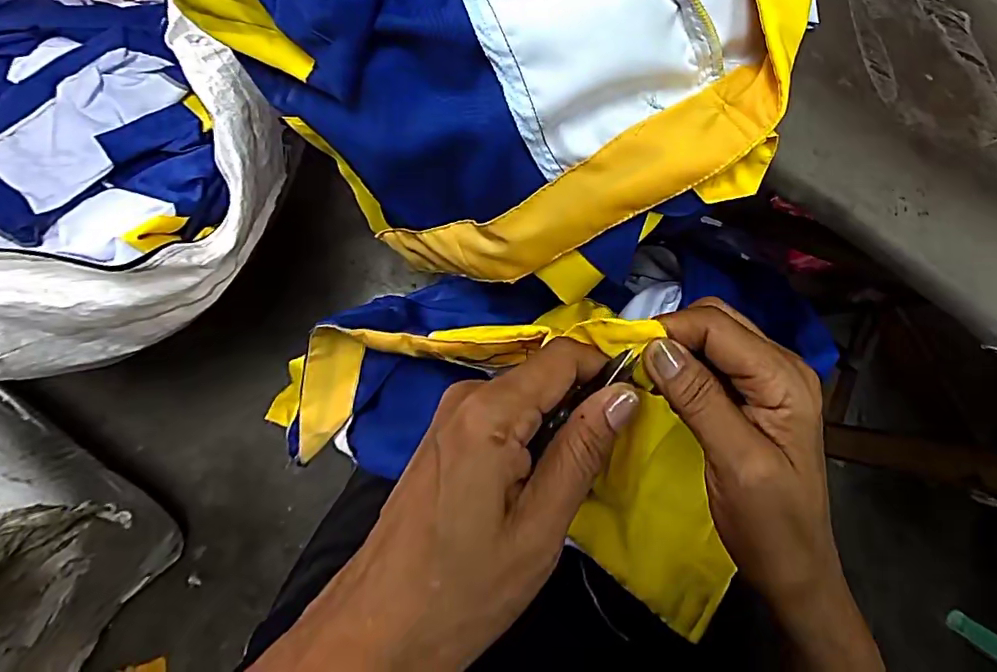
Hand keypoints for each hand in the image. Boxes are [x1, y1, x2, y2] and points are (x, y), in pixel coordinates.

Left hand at [252, 339, 639, 670]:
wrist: (364, 644)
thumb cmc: (457, 595)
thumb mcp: (539, 529)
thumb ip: (584, 450)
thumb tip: (626, 393)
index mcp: (489, 413)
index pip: (567, 354)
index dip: (607, 370)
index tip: (632, 404)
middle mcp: (466, 398)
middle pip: (548, 370)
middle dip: (585, 398)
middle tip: (604, 449)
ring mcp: (451, 416)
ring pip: (530, 390)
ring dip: (560, 417)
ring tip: (570, 470)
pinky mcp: (445, 435)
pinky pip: (506, 409)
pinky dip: (533, 429)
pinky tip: (535, 477)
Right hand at [646, 300, 882, 670]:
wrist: (799, 569)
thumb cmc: (772, 524)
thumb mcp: (735, 462)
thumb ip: (699, 398)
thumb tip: (656, 347)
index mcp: (784, 376)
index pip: (720, 326)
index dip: (672, 328)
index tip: (626, 346)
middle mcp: (783, 365)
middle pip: (721, 323)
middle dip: (675, 332)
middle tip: (630, 357)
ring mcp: (774, 378)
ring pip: (719, 338)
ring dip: (680, 347)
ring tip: (641, 368)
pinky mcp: (761, 395)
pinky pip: (722, 363)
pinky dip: (691, 365)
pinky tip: (667, 383)